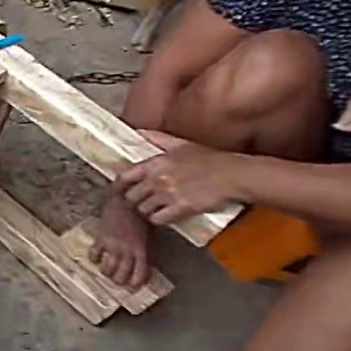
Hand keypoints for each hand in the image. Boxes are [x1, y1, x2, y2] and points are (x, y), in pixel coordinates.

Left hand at [114, 131, 244, 224]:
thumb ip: (158, 138)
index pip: (124, 177)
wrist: (230, 175)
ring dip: (148, 210)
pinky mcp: (179, 208)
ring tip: (157, 207)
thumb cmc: (208, 159)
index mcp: (156, 162)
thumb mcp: (181, 144)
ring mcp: (168, 194)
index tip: (120, 190)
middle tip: (145, 199)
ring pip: (143, 210)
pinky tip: (166, 214)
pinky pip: (157, 219)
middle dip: (136, 199)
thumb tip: (139, 132)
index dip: (119, 186)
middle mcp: (158, 179)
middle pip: (131, 197)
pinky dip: (159, 219)